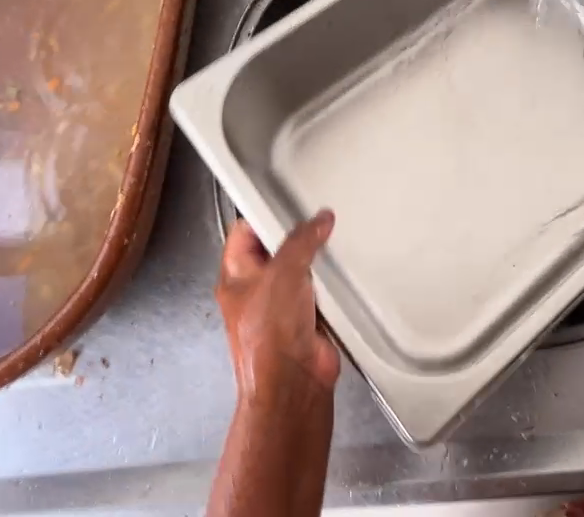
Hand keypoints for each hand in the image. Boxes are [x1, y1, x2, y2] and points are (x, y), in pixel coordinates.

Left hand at [217, 212, 340, 401]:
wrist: (293, 382)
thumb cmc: (272, 329)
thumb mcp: (282, 272)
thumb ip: (302, 240)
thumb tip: (322, 218)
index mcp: (236, 277)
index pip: (245, 232)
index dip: (265, 214)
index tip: (291, 201)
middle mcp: (257, 289)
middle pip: (278, 248)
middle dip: (299, 234)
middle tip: (322, 216)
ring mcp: (283, 304)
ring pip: (302, 268)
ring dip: (318, 258)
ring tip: (339, 235)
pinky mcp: (308, 317)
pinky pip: (321, 288)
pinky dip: (333, 280)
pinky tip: (347, 266)